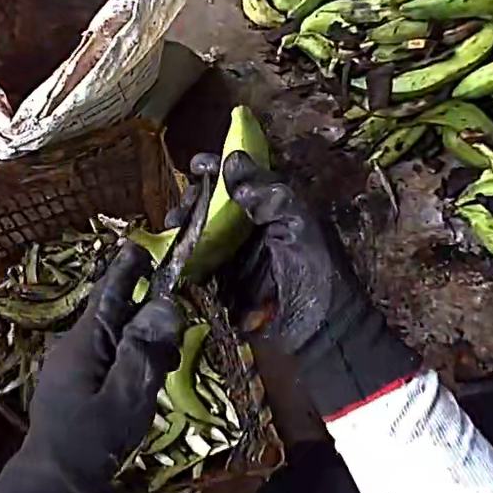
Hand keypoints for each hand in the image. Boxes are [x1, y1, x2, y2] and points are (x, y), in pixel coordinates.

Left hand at [0, 243, 184, 492]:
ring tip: (163, 345)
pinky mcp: (74, 383)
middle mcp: (74, 345)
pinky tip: (143, 371)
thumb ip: (145, 351)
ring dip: (138, 331)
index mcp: (84, 342)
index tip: (145, 245)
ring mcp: (71, 365)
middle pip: (113, 311)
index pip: (110, 292)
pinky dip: (129, 352)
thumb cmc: (88, 443)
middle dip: (141, 302)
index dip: (128, 267)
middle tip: (170, 304)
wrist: (49, 487)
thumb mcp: (125, 399)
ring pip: (111, 334)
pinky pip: (106, 353)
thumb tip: (167, 305)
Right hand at [183, 151, 417, 416]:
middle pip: (216, 202)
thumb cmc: (315, 272)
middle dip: (195, 197)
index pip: (243, 178)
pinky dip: (185, 255)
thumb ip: (267, 193)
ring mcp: (239, 254)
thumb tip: (232, 161)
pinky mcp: (226, 281)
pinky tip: (173, 249)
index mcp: (277, 206)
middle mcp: (255, 225)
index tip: (196, 165)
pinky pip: (201, 262)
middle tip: (184, 201)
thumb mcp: (298, 224)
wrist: (319, 330)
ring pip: (204, 230)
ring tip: (174, 222)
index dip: (219, 168)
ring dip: (186, 224)